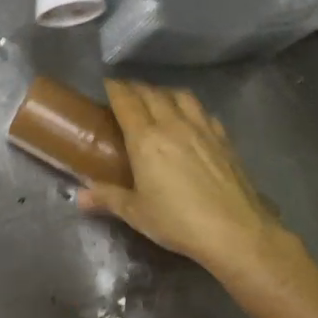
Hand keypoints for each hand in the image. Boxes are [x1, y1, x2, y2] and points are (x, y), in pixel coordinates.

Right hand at [77, 80, 286, 274]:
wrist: (236, 232)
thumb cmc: (178, 222)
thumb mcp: (136, 213)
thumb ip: (108, 198)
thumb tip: (81, 197)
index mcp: (146, 139)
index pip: (127, 101)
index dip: (115, 88)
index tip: (108, 84)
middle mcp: (173, 125)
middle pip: (152, 93)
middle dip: (137, 88)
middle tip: (127, 94)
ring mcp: (202, 129)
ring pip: (181, 95)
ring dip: (165, 92)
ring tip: (158, 100)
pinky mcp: (225, 140)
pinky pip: (204, 112)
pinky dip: (192, 109)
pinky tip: (191, 121)